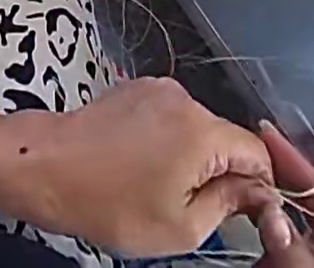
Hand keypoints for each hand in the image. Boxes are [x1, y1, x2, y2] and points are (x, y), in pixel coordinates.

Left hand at [16, 78, 279, 256]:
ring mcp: (157, 87)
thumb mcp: (182, 226)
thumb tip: (257, 192)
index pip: (258, 151)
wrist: (53, 165)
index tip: (247, 210)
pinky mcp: (136, 87)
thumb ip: (230, 204)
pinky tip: (140, 161)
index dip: (259, 184)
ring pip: (196, 126)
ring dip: (191, 154)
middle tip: (193, 205)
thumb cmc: (112, 202)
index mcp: (202, 130)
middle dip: (220, 170)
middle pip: (225, 136)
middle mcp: (184, 97)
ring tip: (157, 183)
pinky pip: (169, 113)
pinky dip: (167, 137)